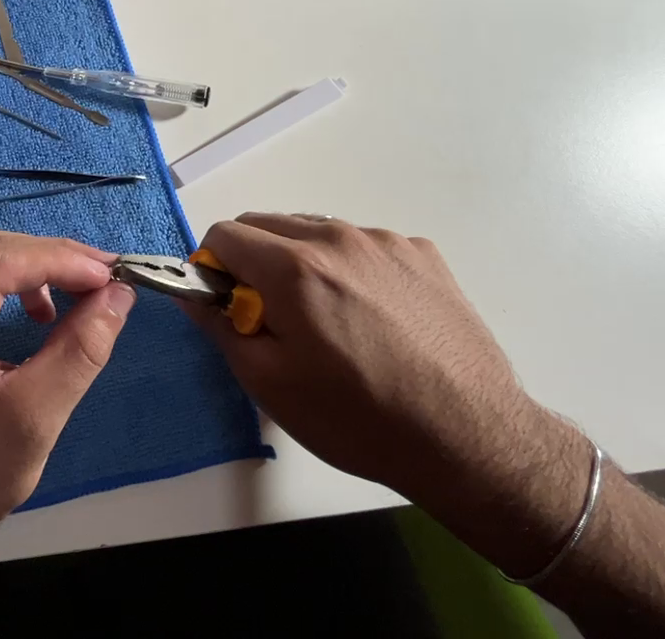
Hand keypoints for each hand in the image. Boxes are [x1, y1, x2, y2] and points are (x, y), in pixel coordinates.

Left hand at [0, 231, 134, 542]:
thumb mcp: (37, 416)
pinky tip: (44, 311)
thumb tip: (119, 292)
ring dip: (41, 265)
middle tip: (109, 278)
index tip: (109, 274)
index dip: (55, 260)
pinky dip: (22, 279)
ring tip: (86, 292)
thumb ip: (80, 351)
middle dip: (54, 257)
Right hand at [185, 214, 580, 513]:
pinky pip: (361, 244)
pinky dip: (348, 267)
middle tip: (272, 316)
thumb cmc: (356, 417)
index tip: (228, 304)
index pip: (224, 234)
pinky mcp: (423, 254)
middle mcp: (337, 238)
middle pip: (265, 223)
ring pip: (313, 231)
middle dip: (253, 261)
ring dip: (300, 261)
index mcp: (292, 266)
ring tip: (328, 319)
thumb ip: (219, 325)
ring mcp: (385, 242)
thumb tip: (192, 291)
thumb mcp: (268, 382)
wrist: (472, 440)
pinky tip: (372, 317)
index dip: (213, 268)